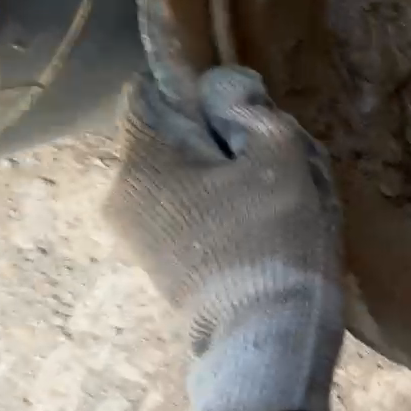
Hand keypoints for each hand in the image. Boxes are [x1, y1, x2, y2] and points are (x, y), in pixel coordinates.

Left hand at [105, 68, 342, 410]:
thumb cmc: (273, 230)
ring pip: (192, 173)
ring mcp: (140, 233)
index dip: (200, 87)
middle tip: (282, 150)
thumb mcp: (281, 155)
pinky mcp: (164, 260)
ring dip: (237, 170)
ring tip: (286, 188)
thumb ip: (254, 113)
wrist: (266, 323)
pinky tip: (271, 218)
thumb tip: (228, 88)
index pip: (153, 96)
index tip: (248, 100)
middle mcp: (125, 195)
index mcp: (145, 163)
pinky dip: (231, 201)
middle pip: (179, 137)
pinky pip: (195, 207)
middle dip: (230, 135)